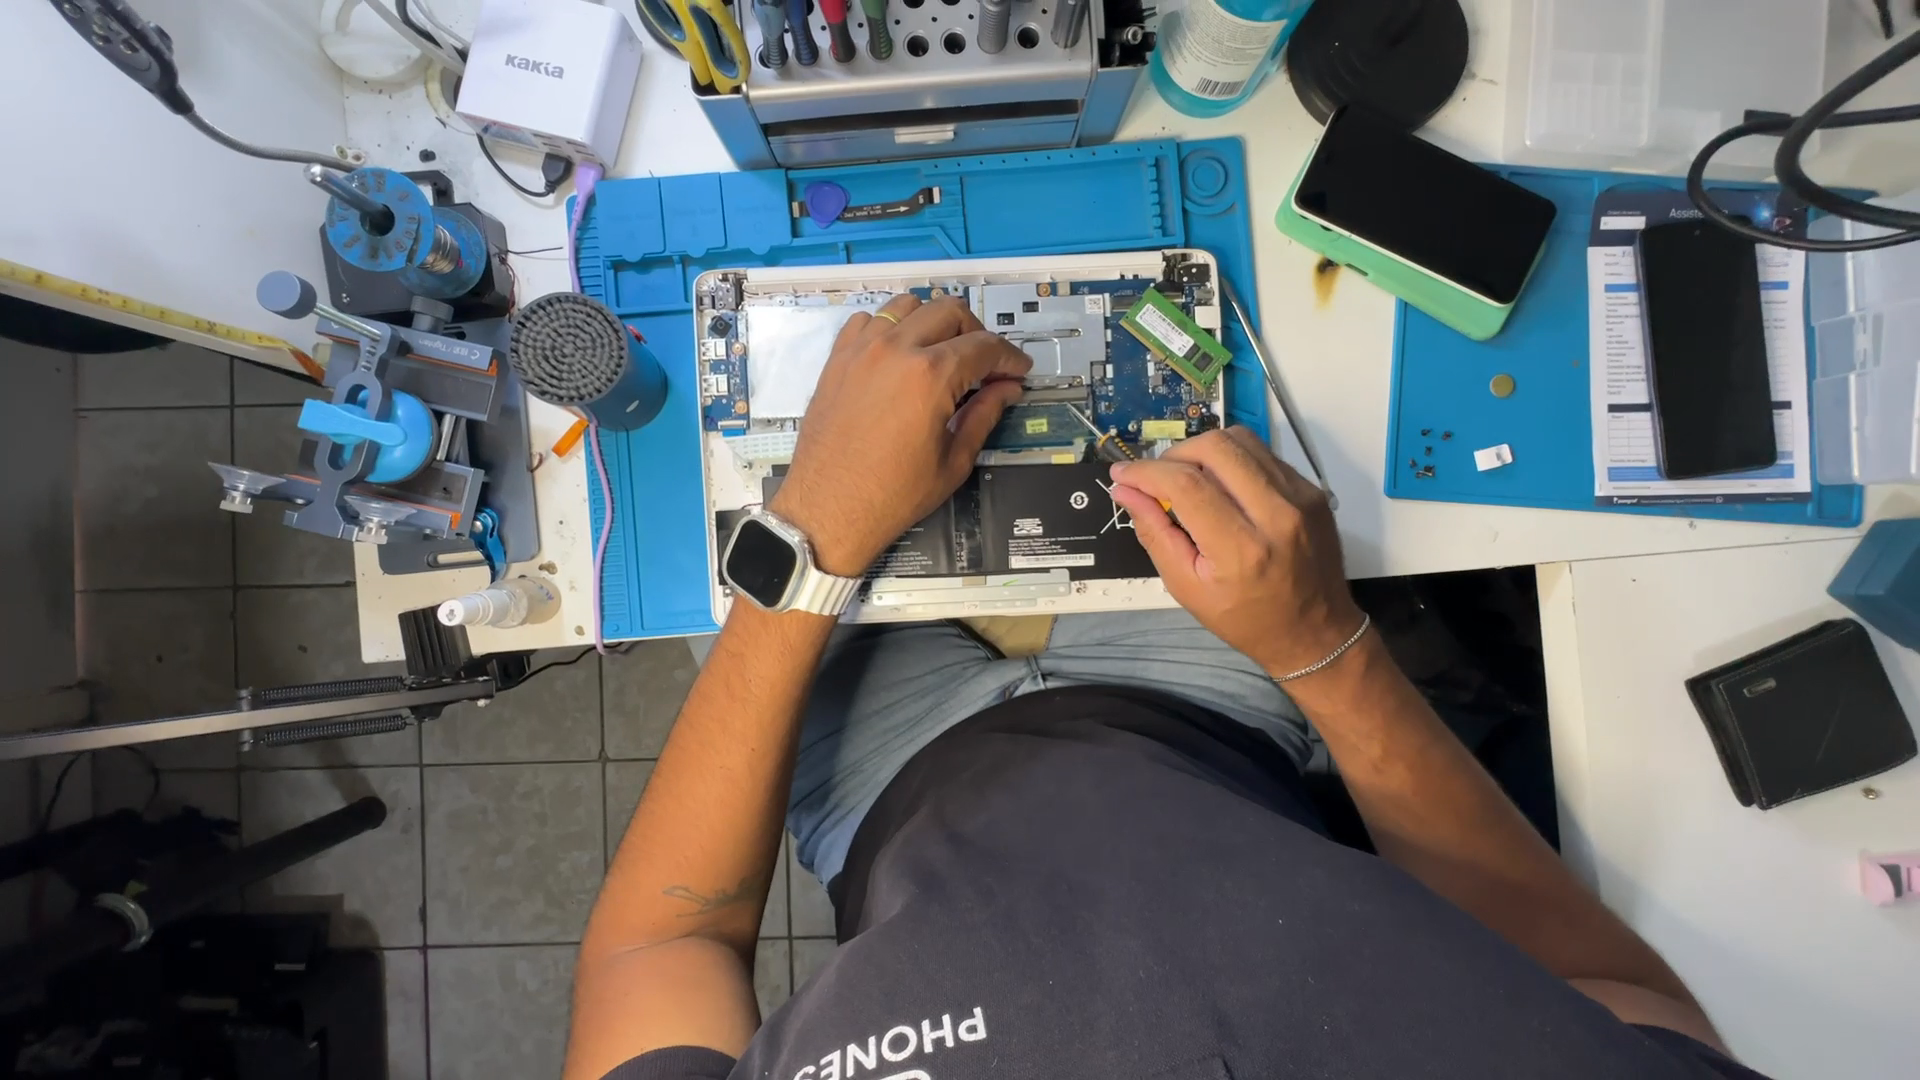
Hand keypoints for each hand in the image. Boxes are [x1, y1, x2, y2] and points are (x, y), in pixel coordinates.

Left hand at [770, 293, 1031, 575]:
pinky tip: (900, 356)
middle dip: (977, 333)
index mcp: (930, 376)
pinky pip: (869, 320)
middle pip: (950, 311)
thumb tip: (1007, 389)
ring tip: (943, 353)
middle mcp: (895, 349)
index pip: (985, 347)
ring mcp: (862, 349)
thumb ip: (984, 416)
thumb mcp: (953, 461)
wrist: (828, 510)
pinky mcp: (837, 359)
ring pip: (909, 305)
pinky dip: (892, 328)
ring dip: (934, 322)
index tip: (1017, 372)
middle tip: (985, 365)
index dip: (1009, 358)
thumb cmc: (891, 496)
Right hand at [1106, 427, 1363, 679]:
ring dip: (1202, 451)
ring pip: (1240, 440)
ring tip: (1186, 477)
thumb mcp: (1187, 588)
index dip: (1146, 473)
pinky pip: (1261, 454)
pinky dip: (1230, 461)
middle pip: (1215, 448)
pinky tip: (1219, 486)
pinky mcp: (1311, 489)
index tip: (1122, 474)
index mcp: (1242, 549)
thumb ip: (1154, 534)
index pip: (1186, 486)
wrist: (1314, 632)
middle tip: (1157, 477)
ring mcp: (1300, 496)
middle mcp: (1277, 514)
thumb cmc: (1244, 618)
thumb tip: (1125, 491)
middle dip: (1173, 454)